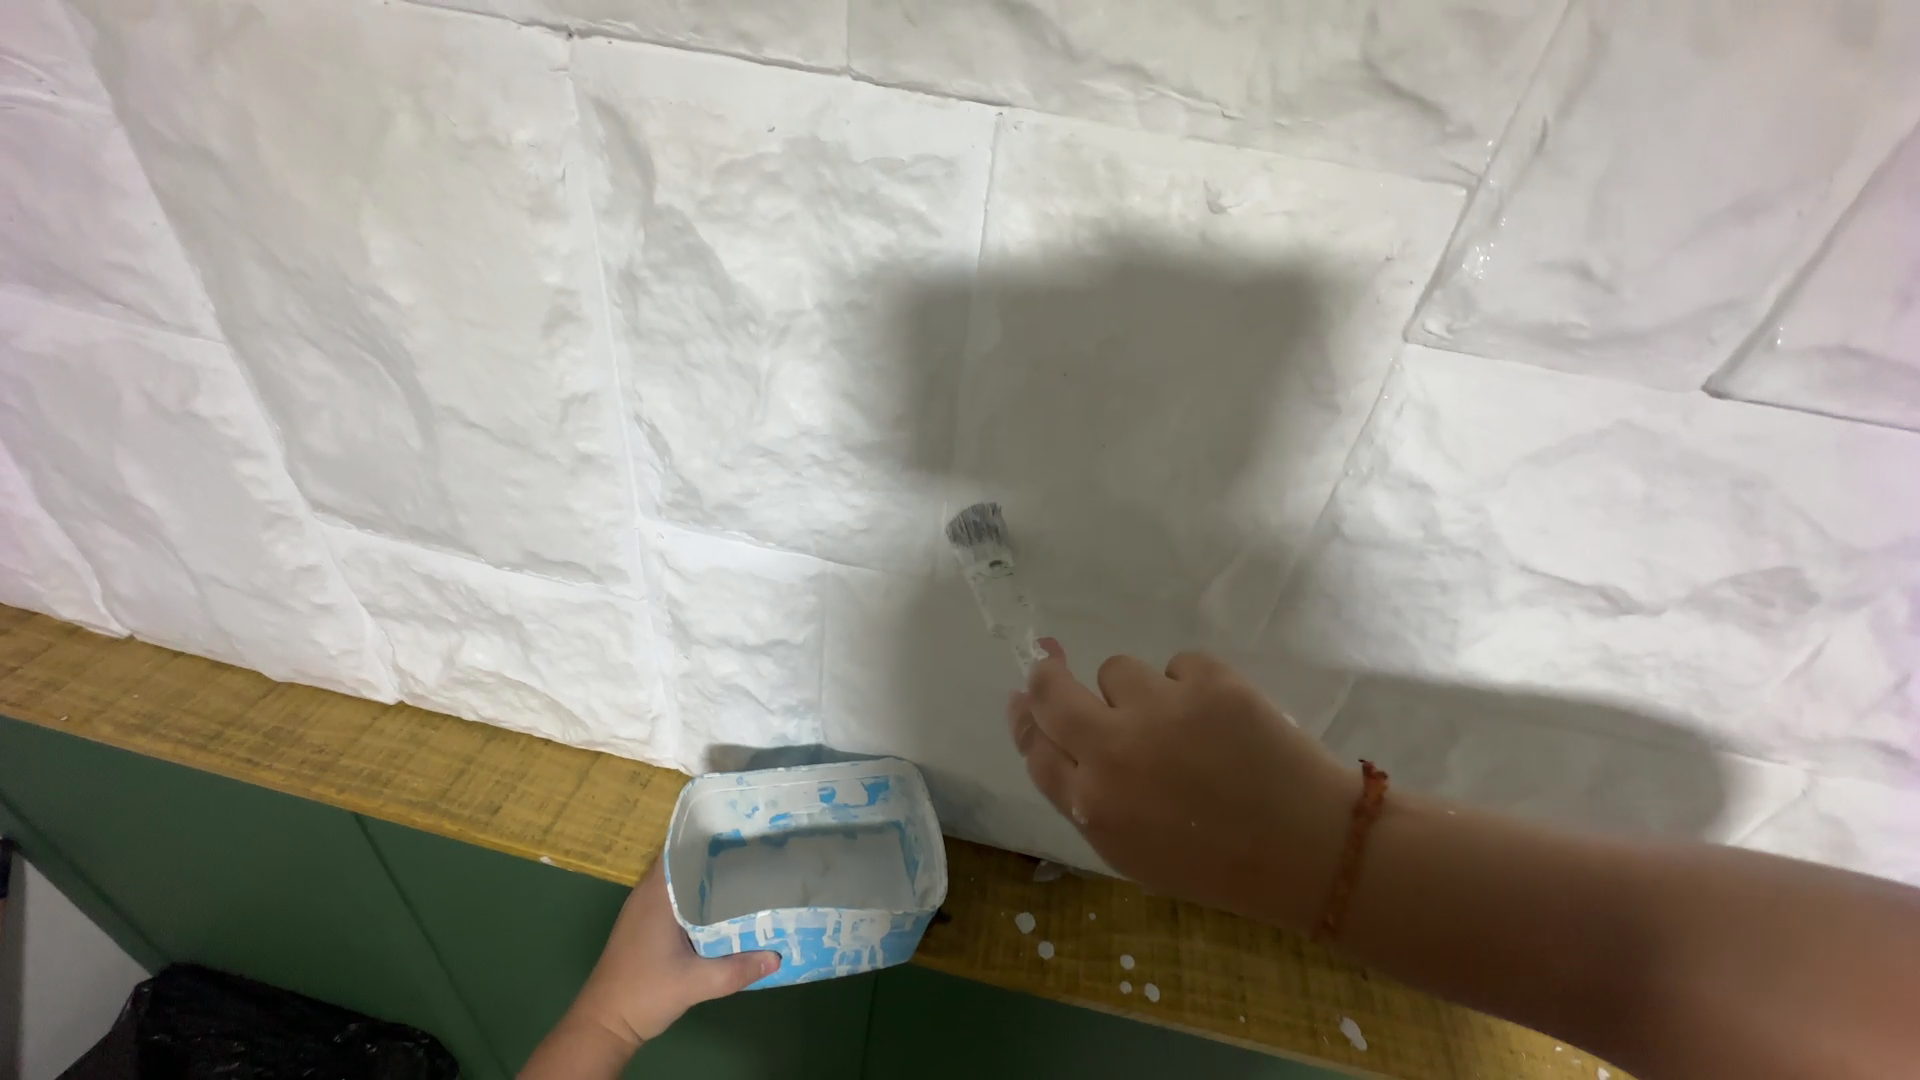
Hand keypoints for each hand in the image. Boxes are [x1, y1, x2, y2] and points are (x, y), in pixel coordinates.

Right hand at [1007, 639, 1357, 932]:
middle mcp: (1115, 751)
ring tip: (1178, 723)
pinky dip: (1192, 687)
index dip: (1025, 718)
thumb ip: (1081, 795)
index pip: (1034, 745)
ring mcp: (1162, 709)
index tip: (1025, 700)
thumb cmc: (1213, 860)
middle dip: (1048, 677)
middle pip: (1050, 690)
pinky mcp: (1209, 681)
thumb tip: (1044, 733)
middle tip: (1057, 671)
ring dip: (1136, 692)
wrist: (1311, 850)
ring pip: (1117, 669)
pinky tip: (1220, 720)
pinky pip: (1177, 664)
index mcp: (1094, 805)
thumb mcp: (1129, 849)